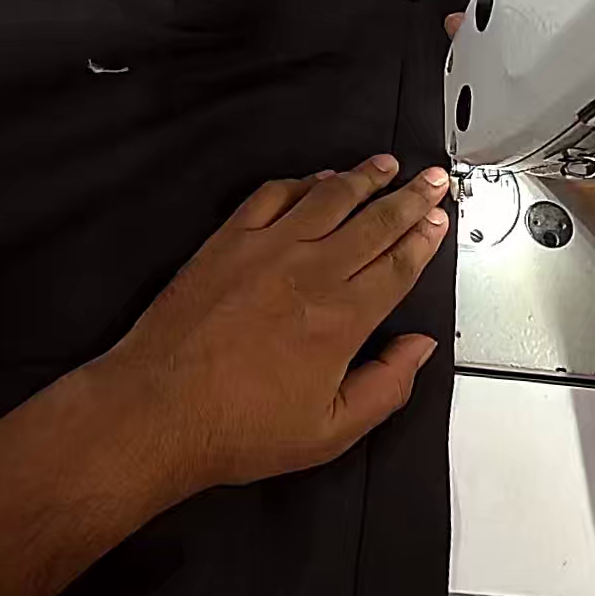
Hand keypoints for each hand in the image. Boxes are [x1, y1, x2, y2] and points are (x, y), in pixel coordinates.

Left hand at [93, 154, 450, 491]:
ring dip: (361, 177)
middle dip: (410, 196)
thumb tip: (417, 350)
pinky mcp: (227, 241)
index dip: (423, 237)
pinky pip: (271, 196)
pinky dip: (299, 182)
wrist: (158, 407)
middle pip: (374, 221)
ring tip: (384, 165)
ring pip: (327, 198)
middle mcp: (308, 272)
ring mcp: (265, 249)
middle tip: (431, 178)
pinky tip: (313, 179)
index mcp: (340, 318)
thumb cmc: (236, 424)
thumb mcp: (330, 430)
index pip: (397, 264)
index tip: (436, 218)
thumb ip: (386, 386)